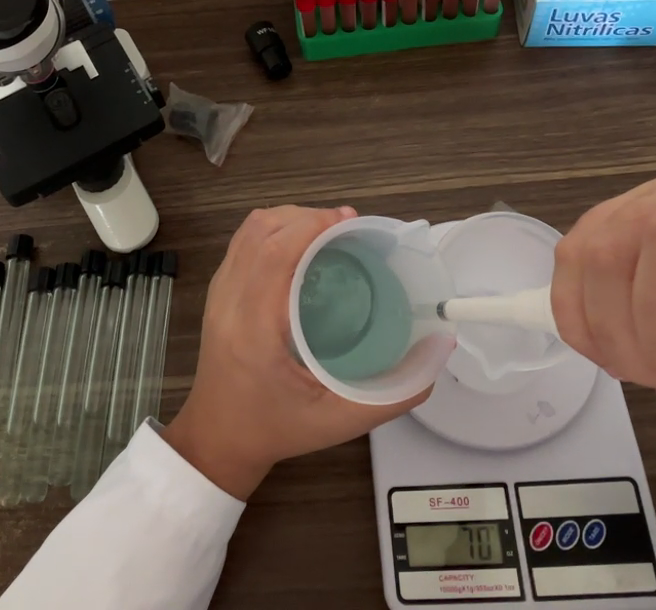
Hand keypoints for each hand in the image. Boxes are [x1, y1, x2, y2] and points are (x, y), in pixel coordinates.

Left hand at [163, 205, 430, 498]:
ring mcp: (217, 294)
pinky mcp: (216, 293)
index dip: (311, 224)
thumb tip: (440, 349)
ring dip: (287, 219)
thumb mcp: (341, 420)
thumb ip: (396, 392)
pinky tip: (298, 245)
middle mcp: (230, 302)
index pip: (275, 254)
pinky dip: (271, 231)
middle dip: (305, 215)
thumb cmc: (277, 429)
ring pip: (248, 231)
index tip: (348, 220)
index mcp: (255, 329)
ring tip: (324, 229)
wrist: (218, 440)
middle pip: (261, 231)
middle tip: (344, 226)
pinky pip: (241, 243)